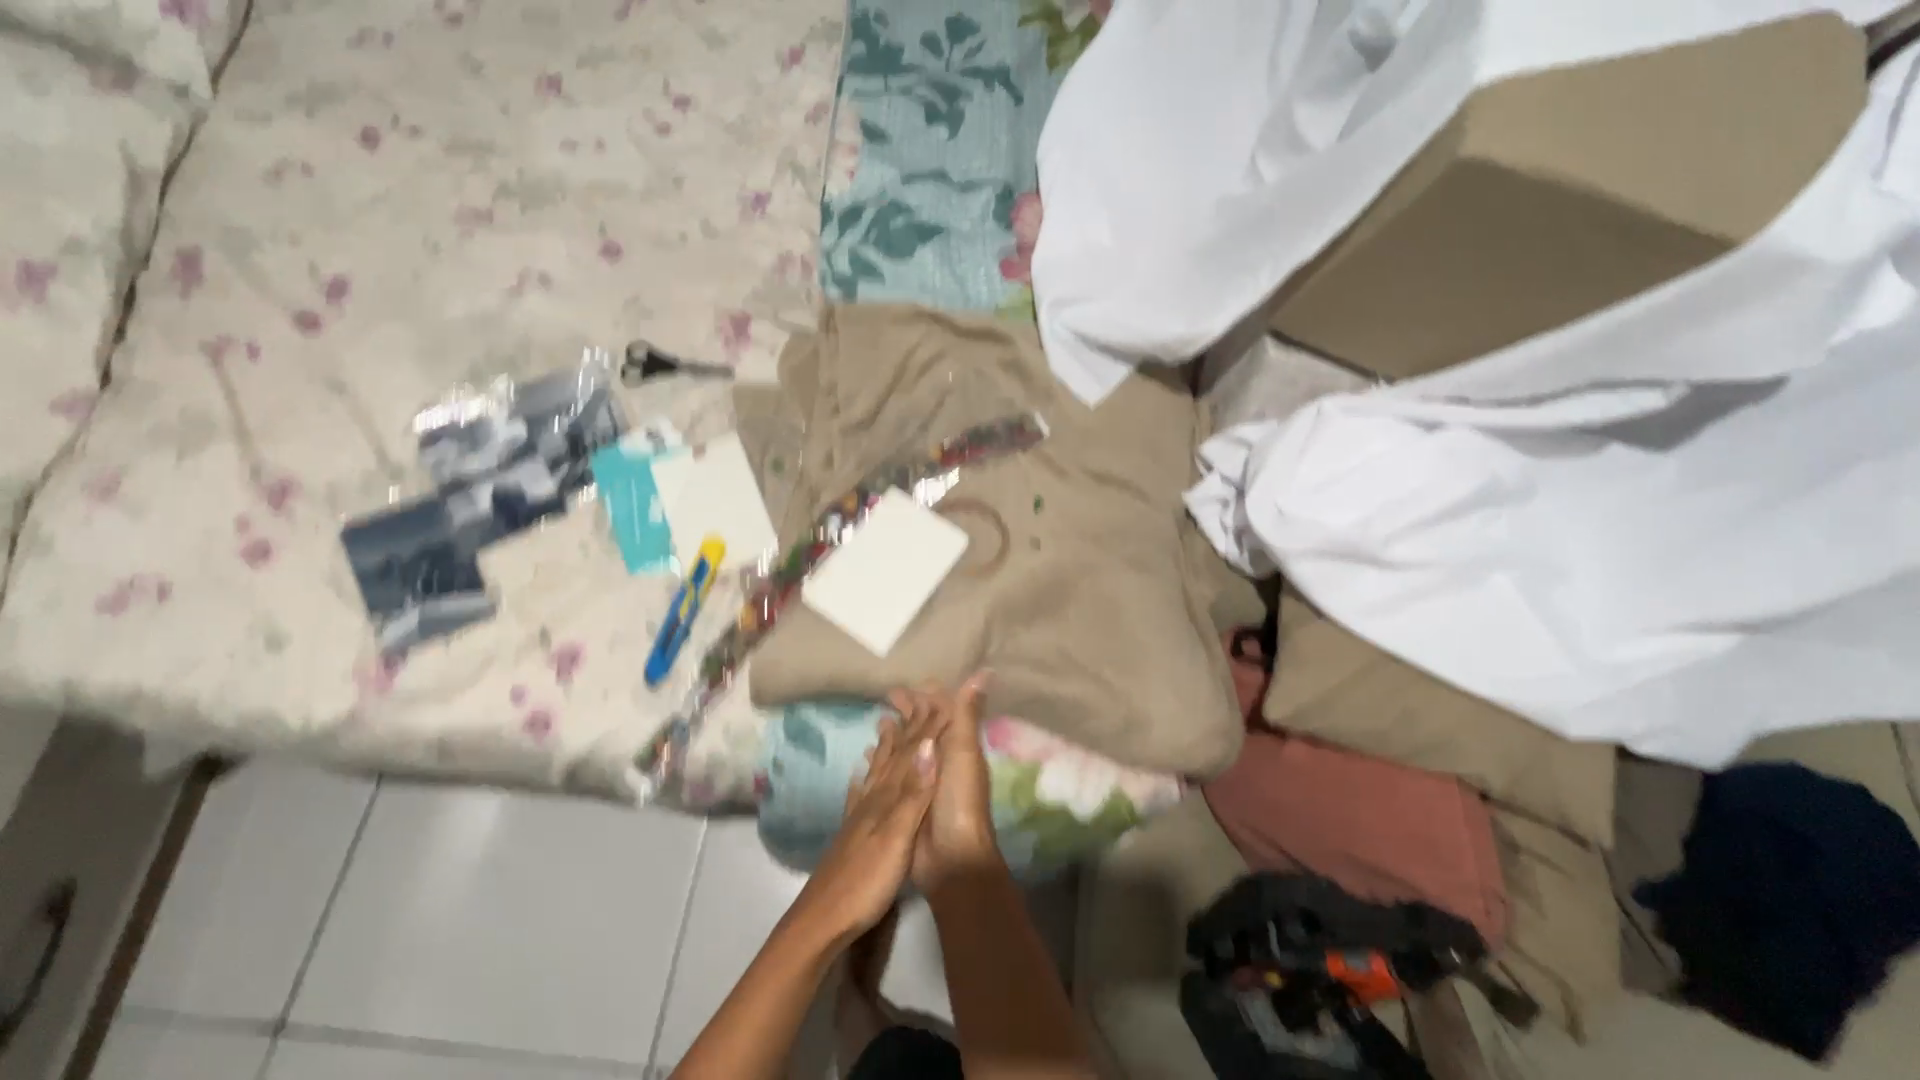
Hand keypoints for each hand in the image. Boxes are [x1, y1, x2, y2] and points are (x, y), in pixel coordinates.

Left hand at [788, 706, 941, 948]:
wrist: (823, 920)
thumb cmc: (865, 882)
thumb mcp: (897, 838)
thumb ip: (914, 794)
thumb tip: (928, 746)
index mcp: (885, 799)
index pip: (911, 756)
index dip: (927, 728)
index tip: (943, 700)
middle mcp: (871, 801)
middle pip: (893, 758)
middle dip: (908, 729)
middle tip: (918, 699)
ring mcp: (859, 819)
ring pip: (876, 773)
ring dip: (885, 748)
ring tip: (887, 723)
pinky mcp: (852, 837)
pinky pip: (859, 797)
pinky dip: (863, 780)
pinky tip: (859, 774)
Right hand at [890, 674, 1000, 892]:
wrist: (951, 858)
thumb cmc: (959, 800)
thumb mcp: (964, 752)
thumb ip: (967, 713)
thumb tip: (984, 671)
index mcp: (958, 747)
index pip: (942, 711)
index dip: (927, 695)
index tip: (908, 683)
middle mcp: (942, 761)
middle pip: (924, 728)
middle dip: (909, 711)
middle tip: (885, 697)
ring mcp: (924, 782)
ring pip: (908, 750)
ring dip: (895, 735)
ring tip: (876, 722)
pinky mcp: (906, 801)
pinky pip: (892, 774)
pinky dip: (882, 763)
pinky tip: (865, 760)